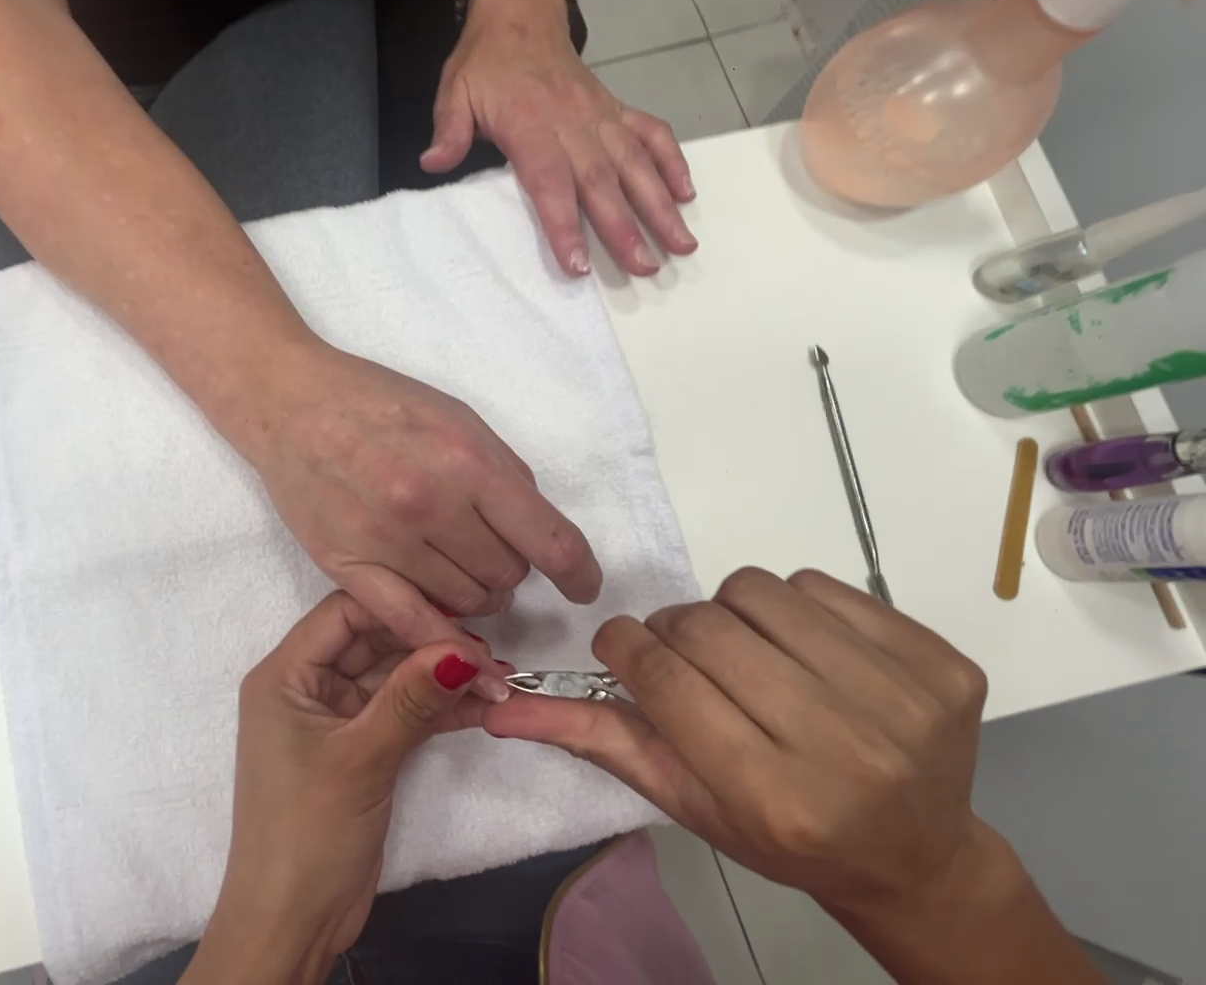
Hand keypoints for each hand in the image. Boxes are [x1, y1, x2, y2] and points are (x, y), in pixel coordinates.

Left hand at [182, 593, 484, 983]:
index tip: (458, 618)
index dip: (399, 610)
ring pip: (392, 679)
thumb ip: (410, 700)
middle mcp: (307, 685)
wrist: (291, 921)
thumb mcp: (360, 759)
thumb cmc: (308, 830)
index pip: (343, 613)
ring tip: (501, 678)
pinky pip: (401, 713)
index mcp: (285, 674)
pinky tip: (484, 706)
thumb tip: (464, 651)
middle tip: (490, 652)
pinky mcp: (359, 748)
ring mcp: (334, 717)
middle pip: (371, 642)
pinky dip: (438, 710)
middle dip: (428, 646)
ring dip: (440, 679)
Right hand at [236, 346, 601, 699]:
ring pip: (468, 604)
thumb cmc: (375, 400)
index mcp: (467, 461)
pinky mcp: (347, 566)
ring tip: (456, 569)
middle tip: (487, 550)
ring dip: (477, 595)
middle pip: (507, 576)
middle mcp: (430, 506)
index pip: (550, 541)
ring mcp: (386, 541)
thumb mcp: (455, 415)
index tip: (585, 587)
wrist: (290, 403)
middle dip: (511, 570)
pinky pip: (411, 624)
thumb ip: (503, 471)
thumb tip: (536, 530)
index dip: (580, 574)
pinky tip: (464, 655)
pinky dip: (445, 644)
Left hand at [422, 0, 696, 277]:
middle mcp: (574, 123)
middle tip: (645, 269)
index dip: (564, 225)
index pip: (550, 183)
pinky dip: (672, 161)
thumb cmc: (484, 64)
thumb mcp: (454, 93)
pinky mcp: (616, 108)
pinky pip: (652, 133)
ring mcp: (601, 115)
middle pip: (602, 183)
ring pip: (636, 164)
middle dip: (625, 228)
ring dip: (661, 206)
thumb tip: (433, 163)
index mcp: (531, 125)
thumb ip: (449, 131)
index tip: (579, 265)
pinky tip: (686, 193)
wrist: (519, 16)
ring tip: (681, 244)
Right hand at [488, 568, 984, 906]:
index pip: (662, 675)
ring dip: (728, 612)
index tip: (624, 650)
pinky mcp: (945, 666)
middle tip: (686, 660)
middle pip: (704, 627)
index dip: (624, 647)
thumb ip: (593, 739)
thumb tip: (496, 708)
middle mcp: (846, 750)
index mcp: (771, 794)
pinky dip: (790, 605)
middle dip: (673, 632)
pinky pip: (821, 584)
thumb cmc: (776, 834)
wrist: (913, 855)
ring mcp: (905, 703)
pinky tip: (802, 650)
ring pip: (756, 591)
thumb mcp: (678, 796)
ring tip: (744, 652)